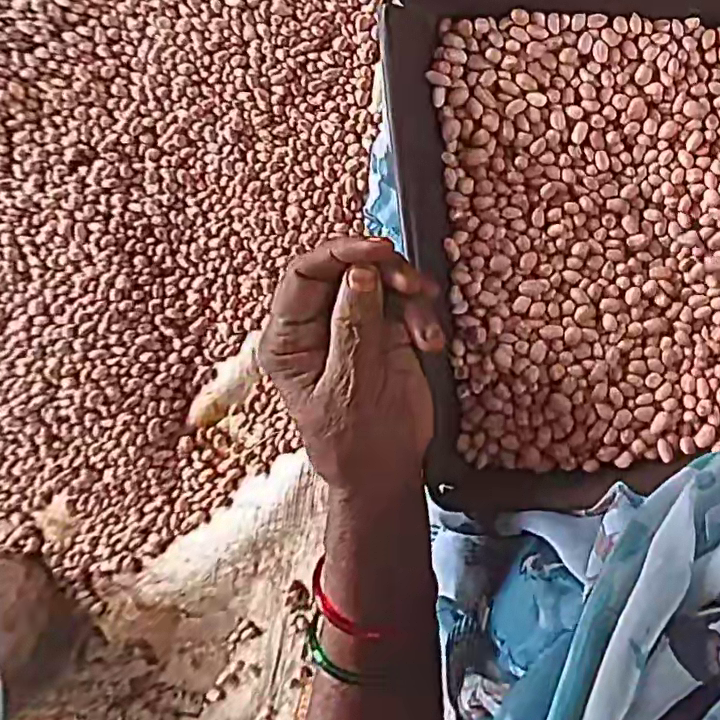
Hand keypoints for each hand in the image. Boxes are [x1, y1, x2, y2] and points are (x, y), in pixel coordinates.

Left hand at [258, 237, 444, 500]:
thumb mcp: (349, 387)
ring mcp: (356, 322)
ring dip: (410, 295)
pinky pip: (407, 302)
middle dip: (384, 270)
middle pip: (347, 268)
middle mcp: (319, 322)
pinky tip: (431, 342)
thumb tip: (360, 273)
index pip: (304, 274)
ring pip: (382, 279)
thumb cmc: (353, 441)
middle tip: (412, 283)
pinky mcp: (388, 328)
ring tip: (425, 330)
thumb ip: (354, 328)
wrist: (387, 469)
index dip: (340, 252)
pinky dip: (423, 315)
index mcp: (289, 337)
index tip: (379, 250)